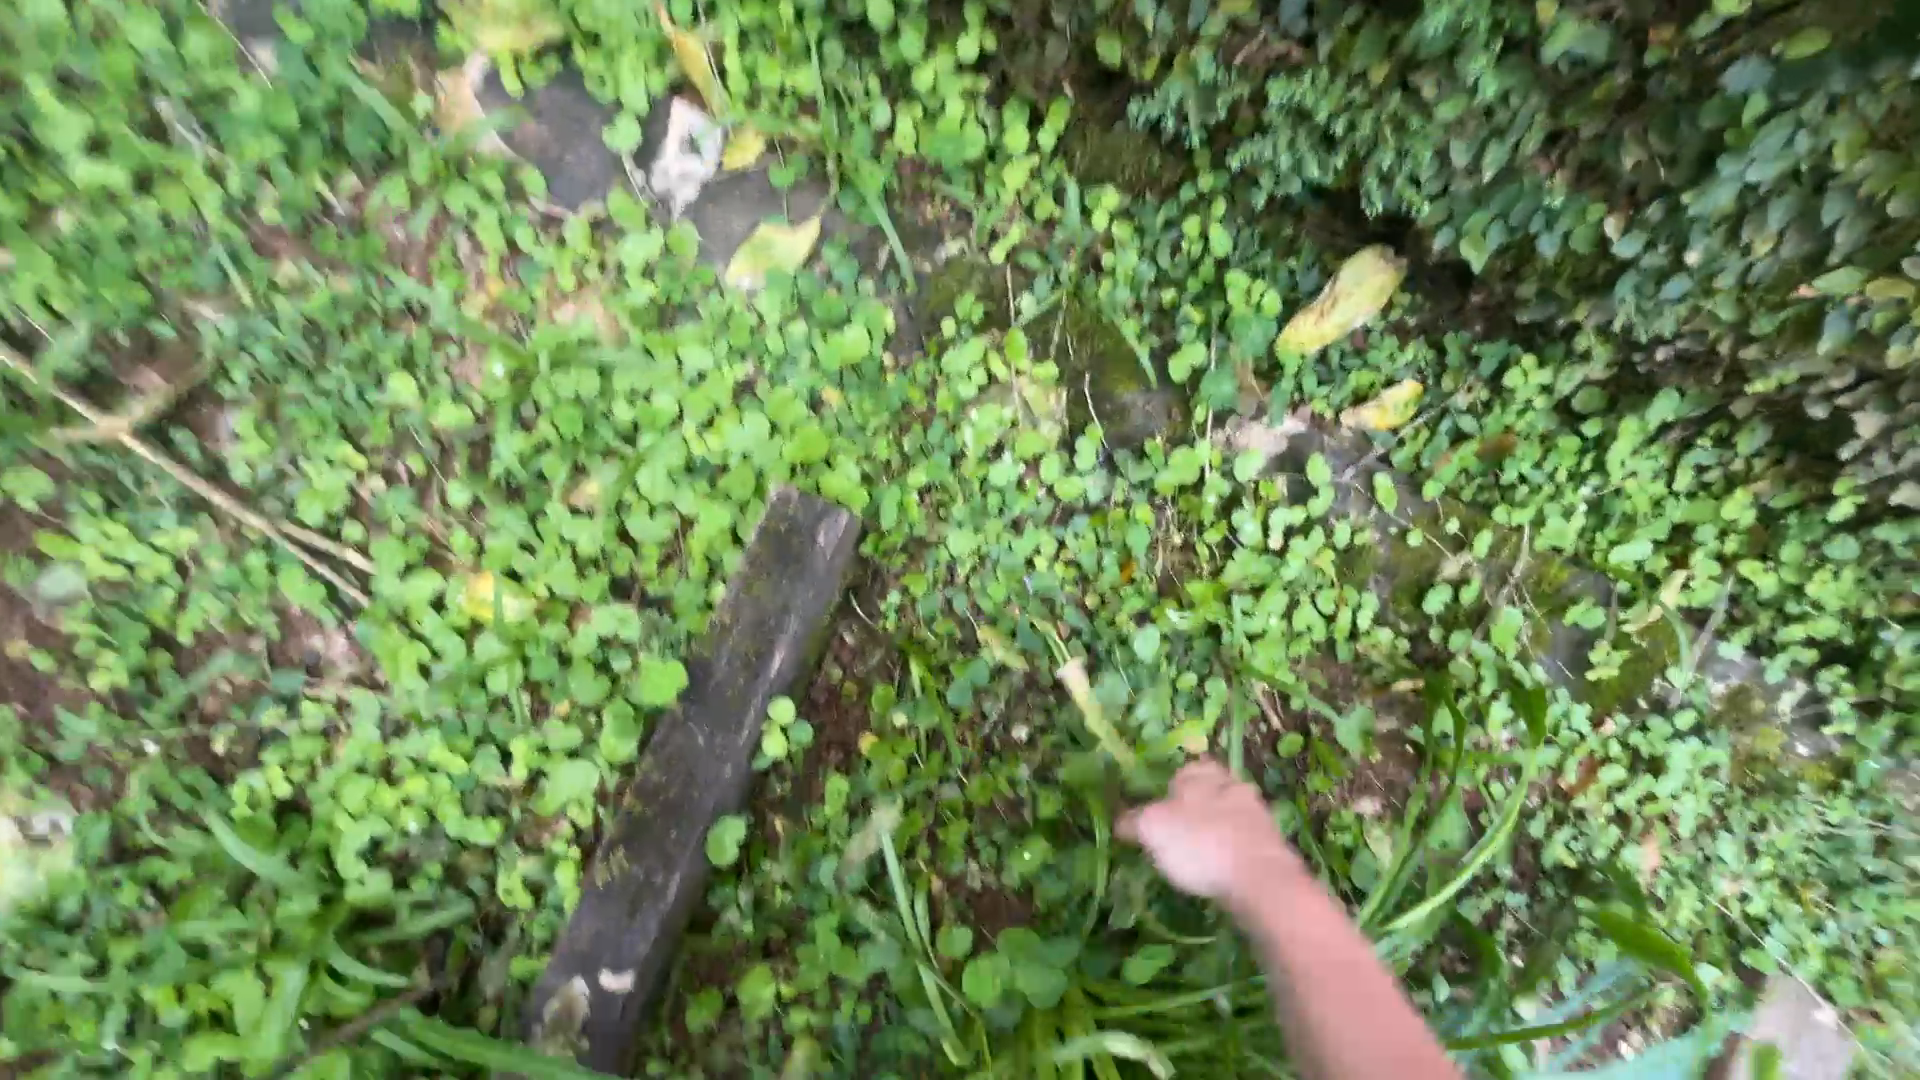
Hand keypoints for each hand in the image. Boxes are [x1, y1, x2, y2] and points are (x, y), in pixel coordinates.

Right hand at [1117, 758, 1301, 903]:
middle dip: (1198, 804)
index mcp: (1201, 774)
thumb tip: (1120, 821)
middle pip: (1211, 788)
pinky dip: (1234, 849)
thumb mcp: (1151, 829)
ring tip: (1200, 852)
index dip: (1171, 786)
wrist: (1261, 878)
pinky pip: (1246, 839)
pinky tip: (1223, 867)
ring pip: (1231, 813)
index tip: (1160, 805)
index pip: (1185, 769)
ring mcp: (1257, 814)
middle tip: (1179, 827)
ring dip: (1218, 826)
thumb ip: (1132, 821)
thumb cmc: (1199, 842)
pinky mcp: (1272, 844)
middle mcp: (1231, 785)